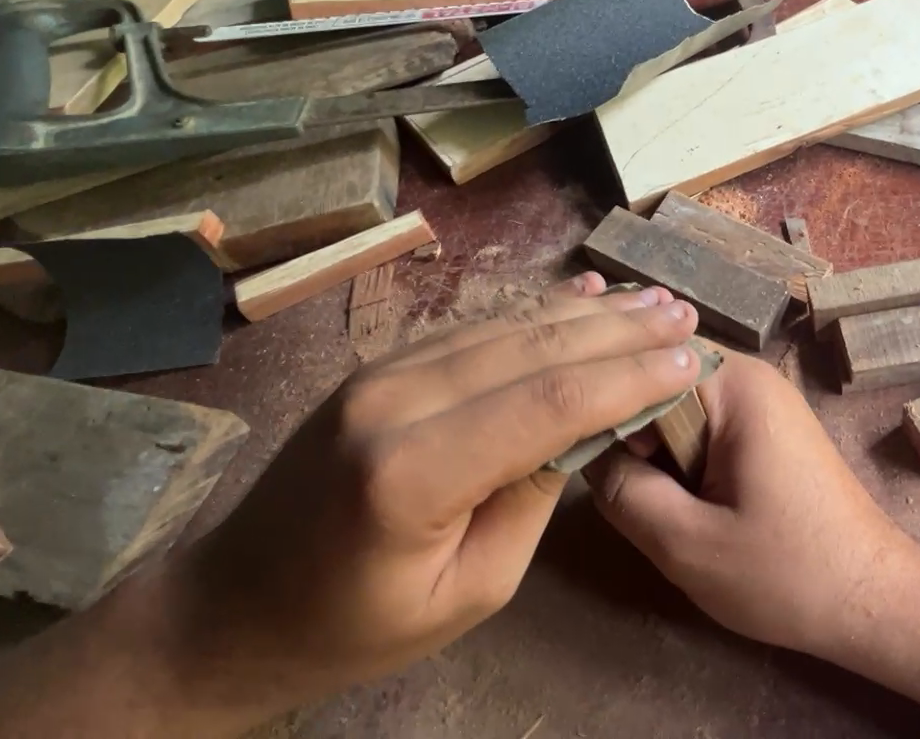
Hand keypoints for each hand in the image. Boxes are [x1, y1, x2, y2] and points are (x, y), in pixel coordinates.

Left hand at [156, 273, 702, 721]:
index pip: (549, 402)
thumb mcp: (469, 591)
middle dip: (621, 330)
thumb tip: (589, 424)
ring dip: (589, 311)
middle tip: (686, 315)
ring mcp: (383, 372)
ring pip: (510, 325)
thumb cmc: (354, 627)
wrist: (229, 609)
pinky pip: (477, 327)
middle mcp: (396, 401)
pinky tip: (582, 293)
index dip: (628, 377)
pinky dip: (539, 310)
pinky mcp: (382, 364)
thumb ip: (533, 496)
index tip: (690, 360)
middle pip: (534, 347)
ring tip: (651, 299)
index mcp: (412, 473)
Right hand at [585, 351, 919, 657]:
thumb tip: (587, 453)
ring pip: (680, 409)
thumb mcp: (687, 543)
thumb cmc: (786, 571)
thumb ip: (622, 492)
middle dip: (636, 434)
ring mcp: (763, 401)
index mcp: (735, 383)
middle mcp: (751, 376)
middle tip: (630, 492)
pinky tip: (691, 504)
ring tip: (661, 504)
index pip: (643, 360)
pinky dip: (686, 461)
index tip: (589, 456)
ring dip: (660, 453)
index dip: (609, 405)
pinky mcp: (768, 430)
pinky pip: (706, 426)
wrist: (872, 597)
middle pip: (661, 381)